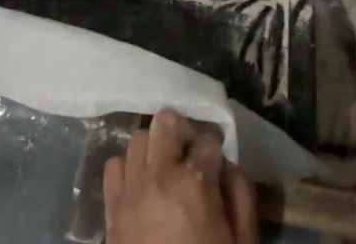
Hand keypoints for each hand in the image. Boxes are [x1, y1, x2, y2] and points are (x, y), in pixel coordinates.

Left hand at [105, 109, 259, 243]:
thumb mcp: (243, 241)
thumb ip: (243, 195)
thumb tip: (230, 165)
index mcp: (196, 183)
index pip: (208, 139)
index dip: (215, 150)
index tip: (215, 163)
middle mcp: (159, 176)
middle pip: (166, 122)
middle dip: (181, 131)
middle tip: (189, 154)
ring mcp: (131, 190)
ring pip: (138, 139)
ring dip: (154, 148)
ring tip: (164, 169)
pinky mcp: (111, 208)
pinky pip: (113, 167)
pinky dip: (128, 168)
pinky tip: (141, 184)